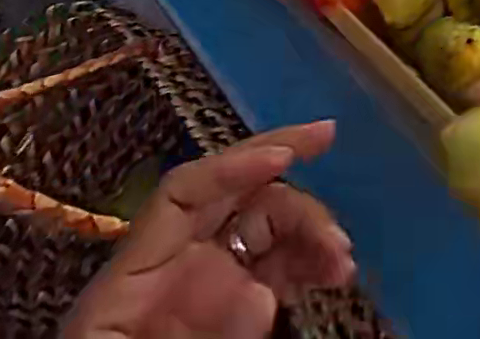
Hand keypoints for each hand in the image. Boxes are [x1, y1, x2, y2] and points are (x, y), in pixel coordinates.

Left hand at [63, 121, 355, 338]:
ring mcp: (213, 283)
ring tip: (341, 259)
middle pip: (241, 194)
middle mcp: (181, 261)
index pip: (186, 191)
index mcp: (138, 271)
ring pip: (271, 223)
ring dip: (311, 228)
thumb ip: (202, 326)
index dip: (236, 165)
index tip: (285, 158)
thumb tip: (261, 297)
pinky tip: (335, 271)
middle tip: (331, 181)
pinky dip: (312, 259)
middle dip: (291, 177)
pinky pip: (282, 264)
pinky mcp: (239, 305)